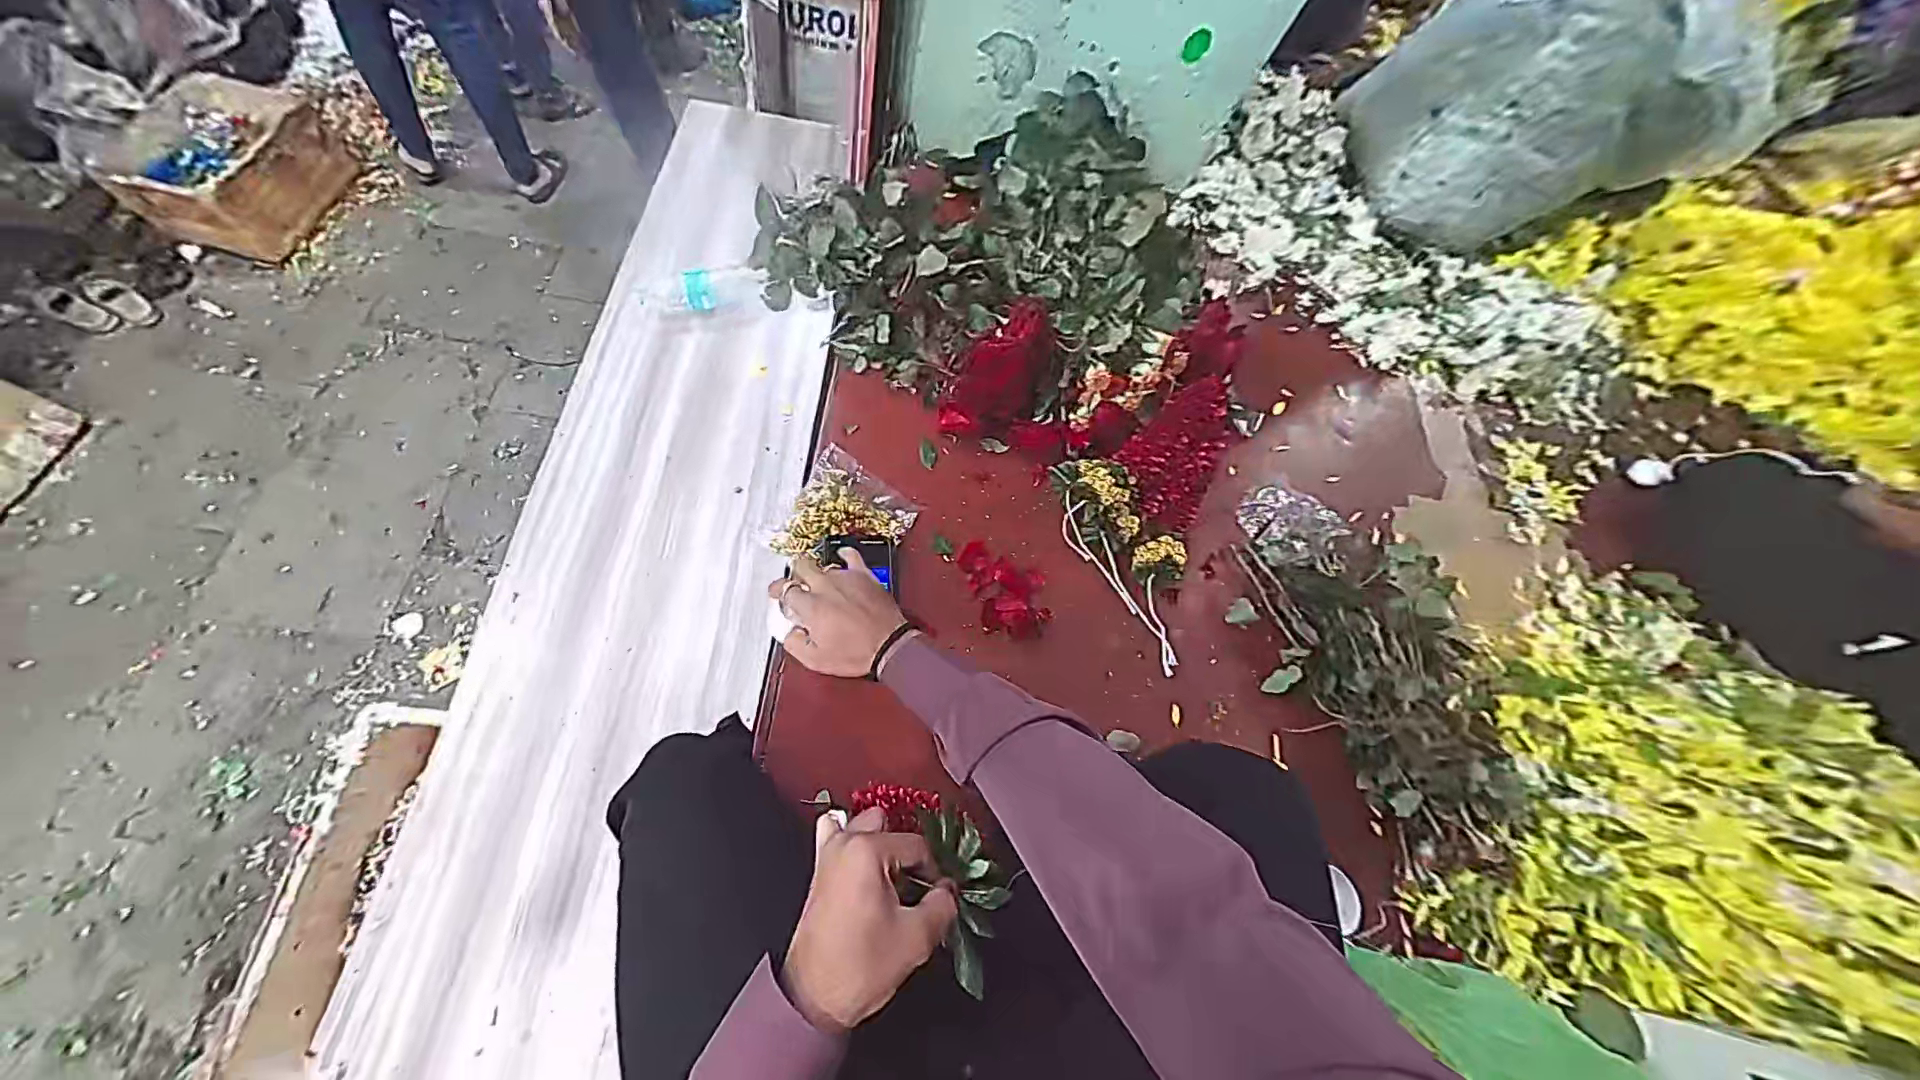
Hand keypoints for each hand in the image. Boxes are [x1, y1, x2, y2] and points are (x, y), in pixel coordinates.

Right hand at [769, 549, 909, 677]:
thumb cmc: (857, 653)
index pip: (786, 589)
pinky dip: (843, 554)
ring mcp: (846, 578)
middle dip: (794, 575)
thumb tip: (790, 632)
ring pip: (824, 566)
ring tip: (819, 585)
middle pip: (801, 567)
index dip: (779, 592)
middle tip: (795, 584)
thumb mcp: (816, 660)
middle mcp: (826, 587)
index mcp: (812, 606)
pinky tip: (840, 558)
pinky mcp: (864, 575)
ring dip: (818, 574)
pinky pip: (851, 556)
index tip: (779, 595)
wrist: (889, 646)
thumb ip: (794, 643)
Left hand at [781, 807, 957, 1033]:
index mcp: (868, 849)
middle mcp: (845, 842)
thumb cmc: (862, 966)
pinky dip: (850, 841)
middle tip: (915, 887)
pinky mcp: (818, 869)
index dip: (934, 873)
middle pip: (890, 828)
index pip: (918, 847)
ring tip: (891, 877)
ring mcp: (827, 853)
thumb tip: (947, 890)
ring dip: (880, 843)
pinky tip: (863, 866)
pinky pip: (834, 835)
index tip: (937, 898)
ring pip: (862, 825)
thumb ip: (943, 905)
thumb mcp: (917, 937)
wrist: (813, 998)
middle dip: (907, 855)